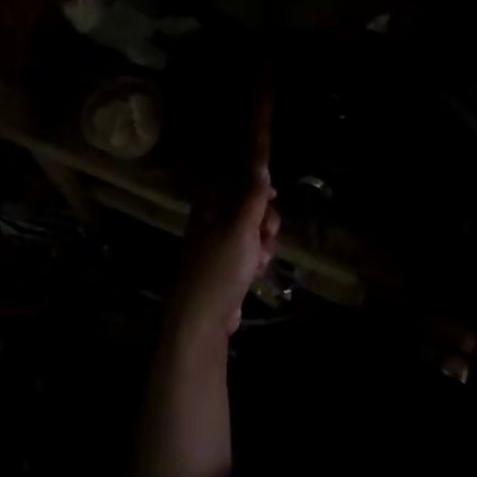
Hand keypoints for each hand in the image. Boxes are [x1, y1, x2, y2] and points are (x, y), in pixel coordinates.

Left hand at [171, 178, 280, 339]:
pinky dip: (257, 258)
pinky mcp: (227, 262)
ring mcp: (218, 240)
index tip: (273, 194)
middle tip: (267, 233)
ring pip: (253, 229)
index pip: (235, 178)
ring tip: (259, 259)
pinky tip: (256, 272)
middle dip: (265, 220)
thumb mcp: (241, 227)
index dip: (257, 183)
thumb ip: (253, 195)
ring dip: (263, 243)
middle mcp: (211, 217)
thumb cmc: (221, 265)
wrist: (203, 314)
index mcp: (208, 202)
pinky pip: (250, 250)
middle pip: (249, 204)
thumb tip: (260, 162)